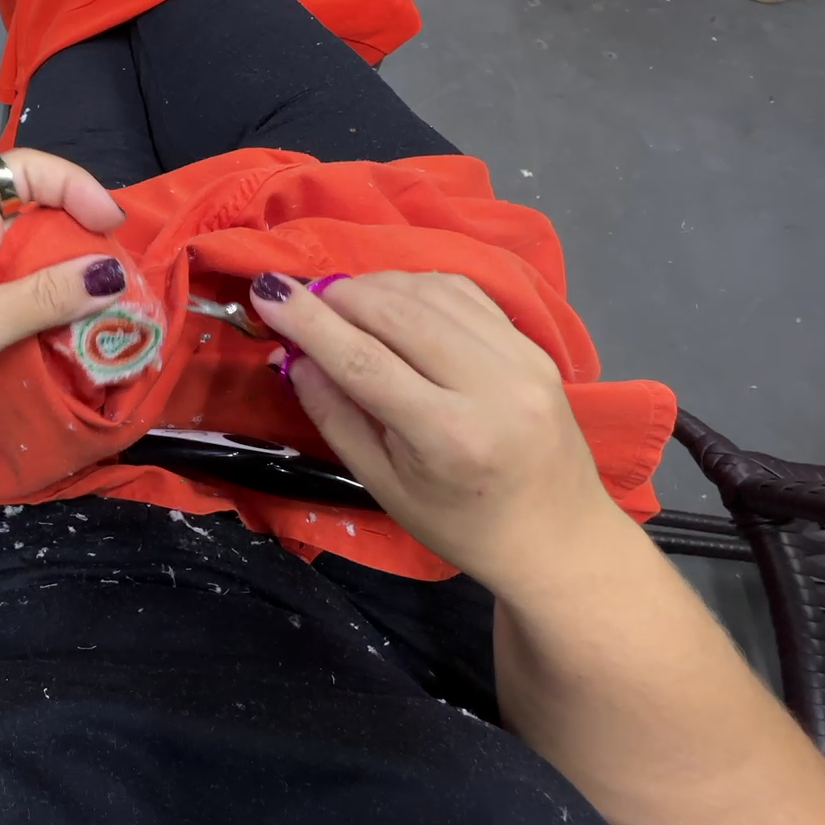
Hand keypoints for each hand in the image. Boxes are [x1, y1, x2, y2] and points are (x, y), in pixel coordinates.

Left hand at [0, 149, 128, 461]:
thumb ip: (47, 296)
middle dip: (80, 241)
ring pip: (27, 261)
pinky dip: (44, 308)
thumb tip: (114, 273)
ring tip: (108, 310)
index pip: (23, 169)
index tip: (110, 226)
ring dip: (66, 281)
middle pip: (33, 215)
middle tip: (122, 280)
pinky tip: (72, 331)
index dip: (73, 184)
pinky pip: (14, 295)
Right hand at [248, 271, 623, 589]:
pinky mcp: (535, 344)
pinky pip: (461, 292)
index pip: (363, 360)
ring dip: (371, 286)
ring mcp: (523, 359)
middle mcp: (494, 387)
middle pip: (397, 313)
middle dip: (336, 296)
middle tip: (299, 300)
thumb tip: (291, 355)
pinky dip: (412, 286)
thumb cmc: (457, 523)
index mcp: (449, 437)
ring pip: (429, 292)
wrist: (559, 538)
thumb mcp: (379, 482)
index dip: (307, 321)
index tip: (265, 291)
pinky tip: (389, 303)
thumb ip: (332, 413)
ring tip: (339, 305)